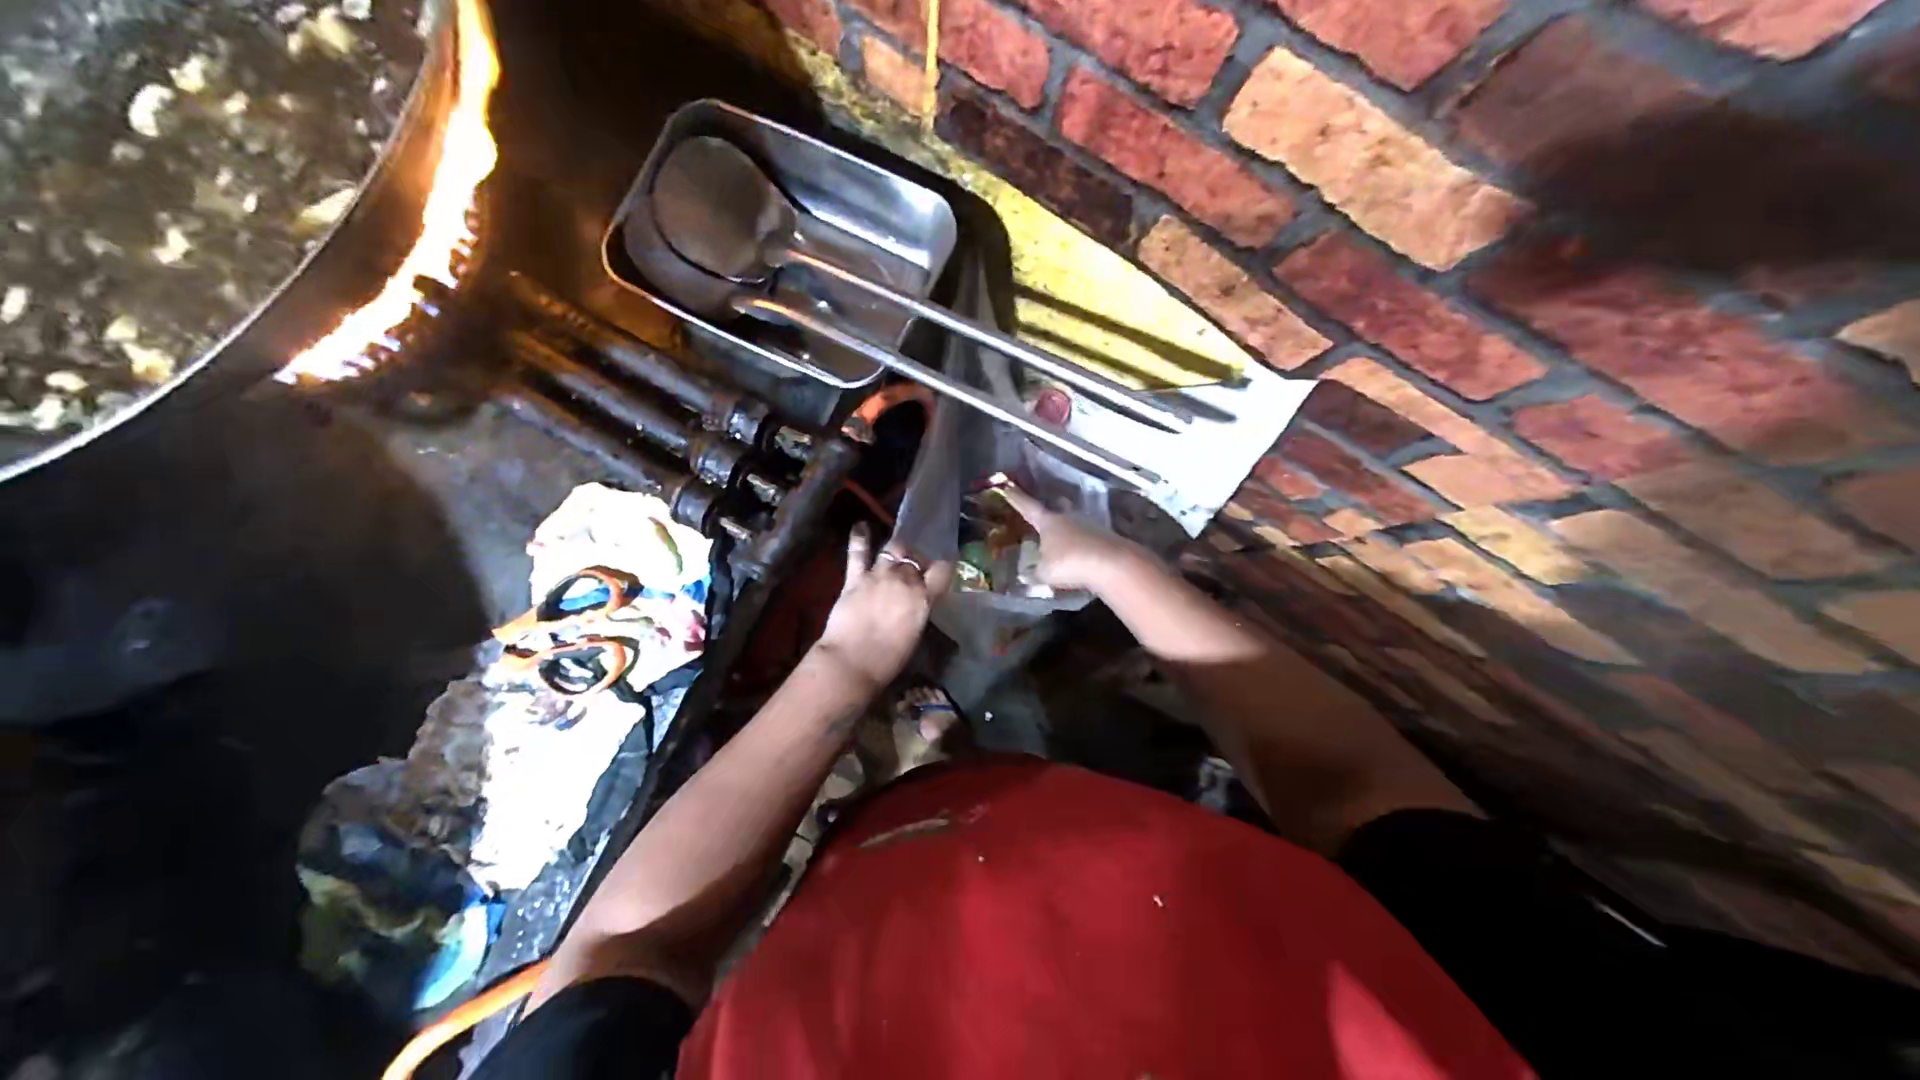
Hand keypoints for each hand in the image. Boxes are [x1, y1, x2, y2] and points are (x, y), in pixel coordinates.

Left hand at [812, 525, 953, 689]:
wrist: (852, 662)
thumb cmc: (887, 660)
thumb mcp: (915, 635)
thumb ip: (918, 612)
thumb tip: (917, 603)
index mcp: (924, 598)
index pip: (943, 570)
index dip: (941, 569)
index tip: (939, 573)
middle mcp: (904, 580)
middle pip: (916, 560)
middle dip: (917, 562)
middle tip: (913, 571)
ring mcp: (879, 576)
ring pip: (894, 549)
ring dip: (898, 551)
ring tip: (897, 554)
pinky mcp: (855, 578)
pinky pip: (858, 552)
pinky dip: (860, 538)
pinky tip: (861, 526)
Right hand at [998, 485, 1150, 592]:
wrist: (1113, 564)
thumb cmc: (1070, 563)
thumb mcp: (1045, 573)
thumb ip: (1034, 573)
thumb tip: (1026, 576)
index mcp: (1048, 521)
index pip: (1028, 506)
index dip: (1017, 498)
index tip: (1008, 487)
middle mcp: (1068, 517)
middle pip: (1057, 506)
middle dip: (1050, 507)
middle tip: (1043, 511)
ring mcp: (1089, 524)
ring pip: (1074, 521)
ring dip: (1067, 528)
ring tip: (1061, 538)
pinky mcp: (1105, 536)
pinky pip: (1087, 536)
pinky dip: (1081, 542)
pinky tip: (1079, 553)